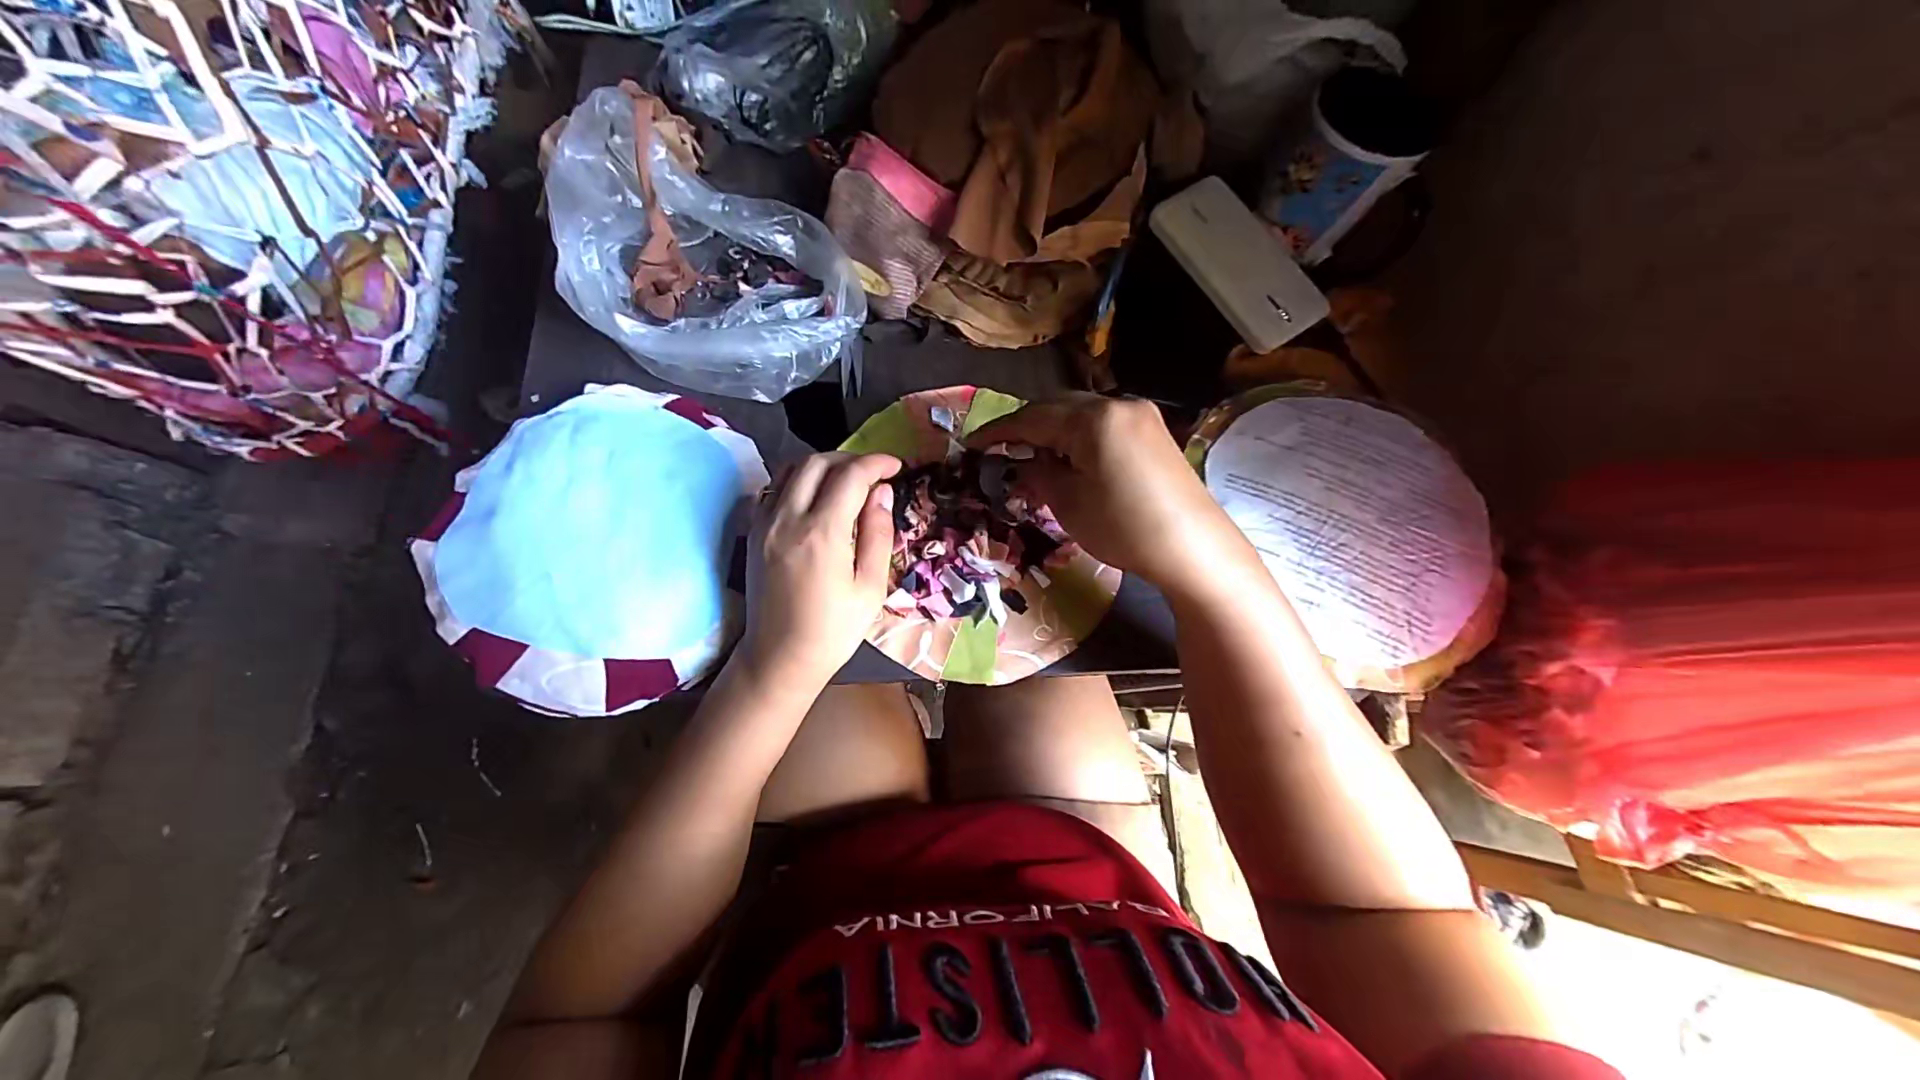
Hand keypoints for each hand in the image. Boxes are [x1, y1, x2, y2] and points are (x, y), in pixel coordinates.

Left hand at [738, 452, 900, 686]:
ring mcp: (764, 523)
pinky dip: (799, 481)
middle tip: (874, 472)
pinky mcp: (753, 532)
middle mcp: (787, 519)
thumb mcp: (870, 587)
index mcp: (822, 533)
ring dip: (822, 465)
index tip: (896, 466)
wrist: (779, 658)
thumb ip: (878, 534)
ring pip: (791, 470)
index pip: (850, 476)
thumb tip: (882, 492)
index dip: (876, 463)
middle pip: (817, 463)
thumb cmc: (833, 630)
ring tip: (846, 480)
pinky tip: (817, 498)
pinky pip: (775, 489)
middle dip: (850, 459)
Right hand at [967, 394, 1255, 600]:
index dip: (998, 431)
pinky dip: (1080, 437)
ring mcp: (1140, 416)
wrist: (1193, 549)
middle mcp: (1117, 404)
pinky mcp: (1154, 433)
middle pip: (1058, 407)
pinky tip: (1070, 459)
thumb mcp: (1069, 504)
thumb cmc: (1124, 527)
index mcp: (1093, 418)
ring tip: (1033, 457)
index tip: (971, 444)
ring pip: (1082, 414)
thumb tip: (1021, 463)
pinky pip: (1104, 425)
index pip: (1032, 417)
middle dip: (1026, 426)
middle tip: (1001, 450)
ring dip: (1054, 430)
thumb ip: (1038, 474)